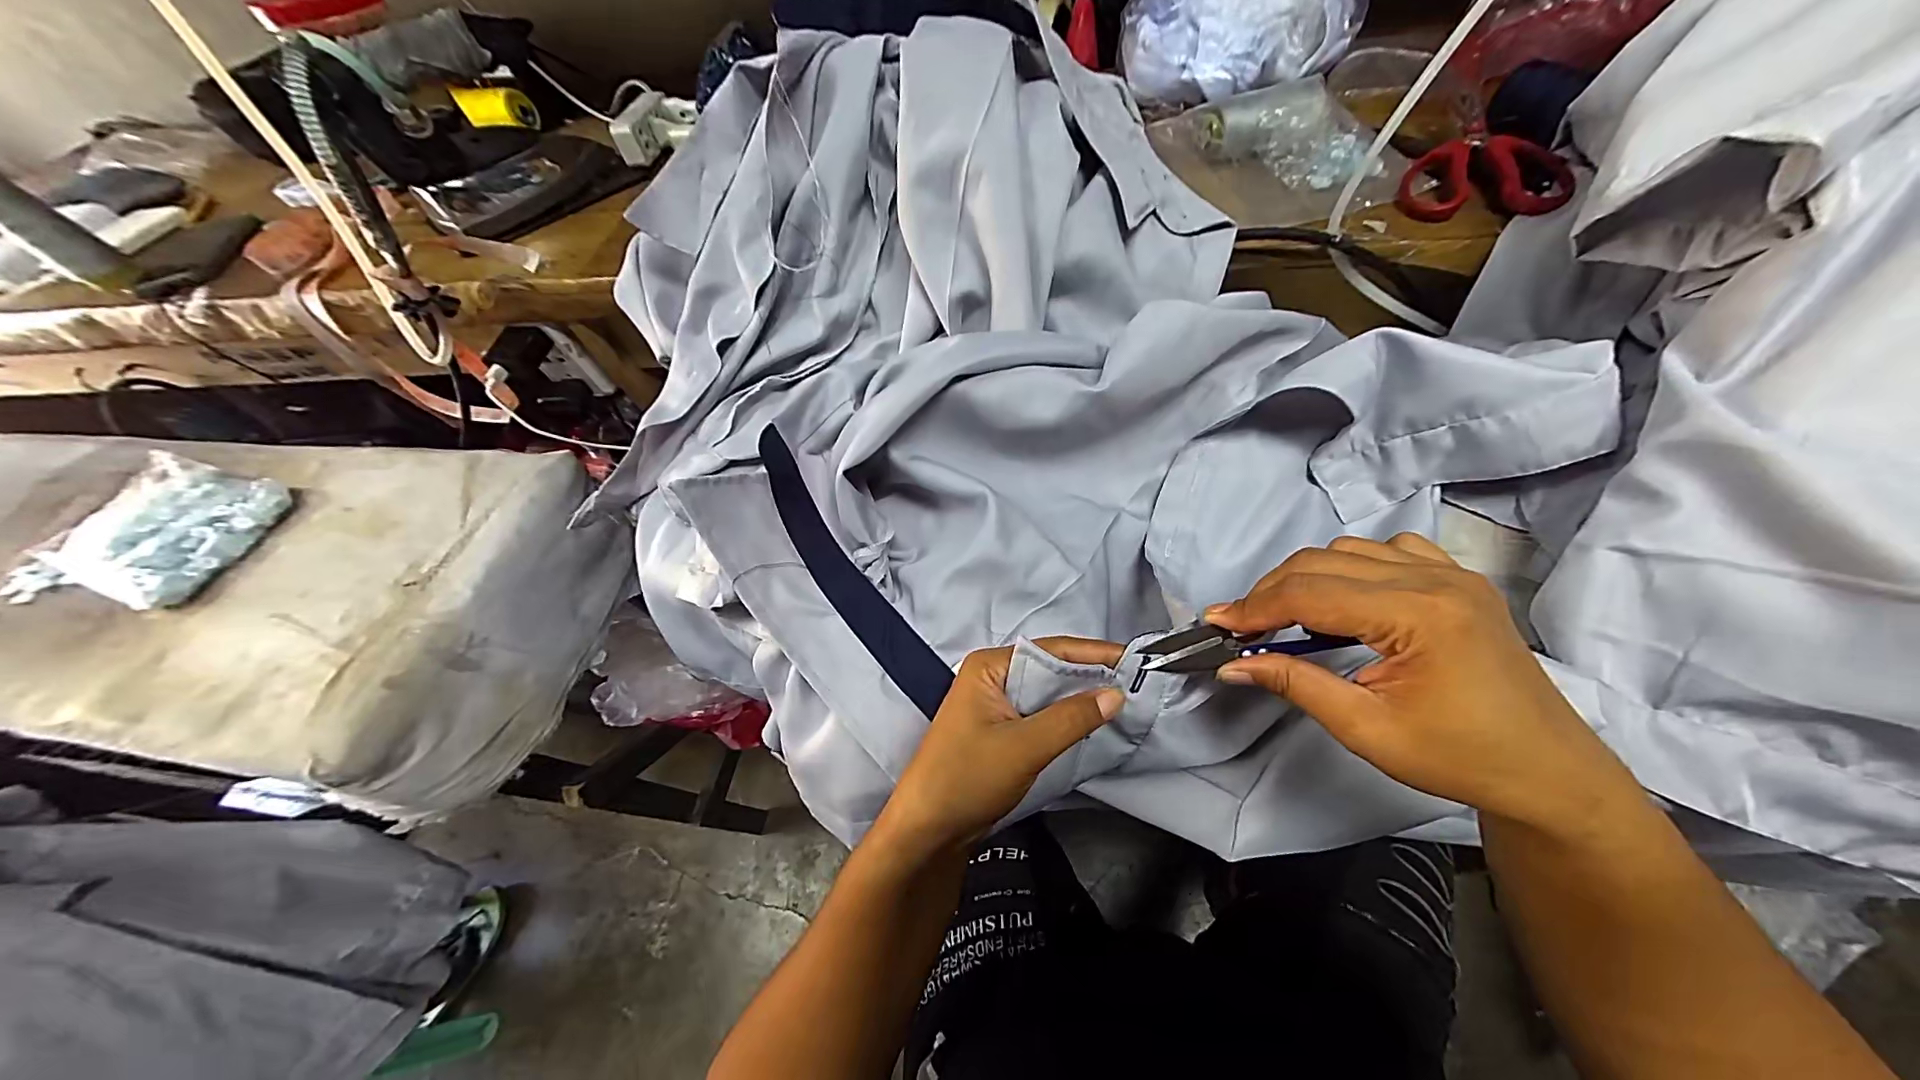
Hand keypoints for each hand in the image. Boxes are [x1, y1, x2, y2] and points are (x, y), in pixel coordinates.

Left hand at [874, 637, 1124, 857]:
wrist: (928, 829)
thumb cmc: (966, 779)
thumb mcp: (1025, 747)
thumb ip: (1072, 718)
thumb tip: (1115, 694)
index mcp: (989, 667)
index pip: (1050, 650)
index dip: (1094, 653)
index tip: (1135, 658)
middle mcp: (991, 677)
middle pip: (1049, 668)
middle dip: (1090, 674)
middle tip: (1137, 680)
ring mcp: (994, 704)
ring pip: (1046, 692)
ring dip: (1080, 696)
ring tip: (1124, 698)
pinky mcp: (999, 729)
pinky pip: (1040, 713)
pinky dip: (1066, 716)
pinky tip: (1091, 721)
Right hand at [1208, 533, 1640, 835]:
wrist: (1548, 772)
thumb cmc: (1459, 758)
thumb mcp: (1366, 729)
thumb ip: (1295, 685)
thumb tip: (1233, 664)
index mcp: (1418, 614)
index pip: (1310, 592)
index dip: (1254, 607)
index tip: (1216, 624)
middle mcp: (1435, 579)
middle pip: (1322, 562)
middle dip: (1271, 591)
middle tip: (1240, 626)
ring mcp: (1452, 574)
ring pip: (1350, 550)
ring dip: (1307, 578)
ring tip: (1285, 617)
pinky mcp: (1460, 580)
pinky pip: (1391, 550)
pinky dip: (1353, 567)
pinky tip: (1347, 599)